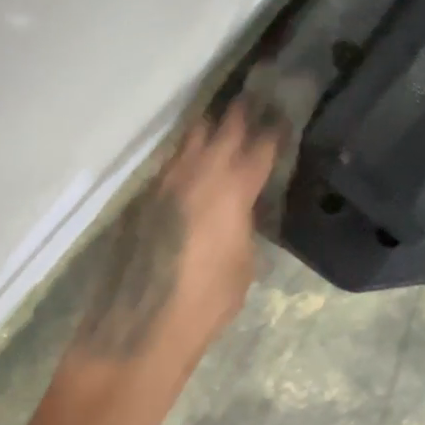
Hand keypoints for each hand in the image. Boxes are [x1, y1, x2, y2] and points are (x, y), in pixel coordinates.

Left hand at [71, 95, 284, 363]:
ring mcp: (165, 183)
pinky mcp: (142, 199)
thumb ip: (244, 228)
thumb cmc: (206, 302)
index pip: (259, 148)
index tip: (282, 116)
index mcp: (232, 191)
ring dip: (206, 133)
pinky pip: (168, 167)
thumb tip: (242, 211)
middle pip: (220, 132)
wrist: (143, 323)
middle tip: (251, 100)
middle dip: (238, 117)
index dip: (273, 131)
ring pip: (188, 144)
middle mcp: (197, 175)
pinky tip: (190, 164)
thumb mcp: (242, 266)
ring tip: (218, 124)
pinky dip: (184, 160)